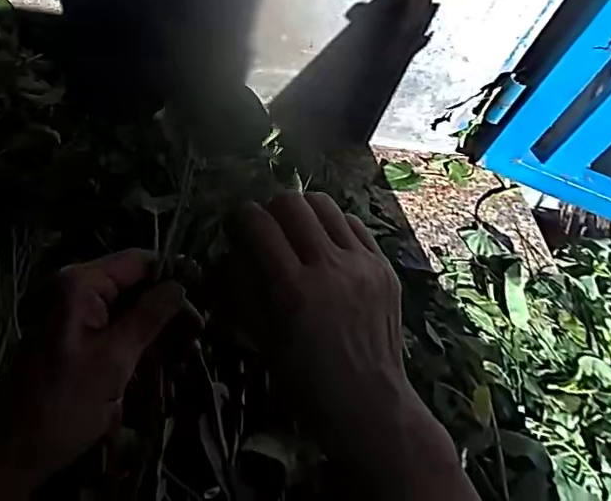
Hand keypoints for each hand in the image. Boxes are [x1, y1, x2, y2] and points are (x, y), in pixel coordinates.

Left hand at [0, 248, 188, 498]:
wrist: (11, 449)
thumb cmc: (62, 402)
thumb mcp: (113, 361)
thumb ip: (149, 317)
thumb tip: (180, 284)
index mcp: (82, 282)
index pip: (137, 260)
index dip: (171, 271)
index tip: (204, 288)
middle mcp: (77, 286)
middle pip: (134, 282)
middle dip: (166, 303)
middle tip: (198, 329)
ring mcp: (75, 310)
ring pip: (128, 305)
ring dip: (156, 325)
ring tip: (187, 346)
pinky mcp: (76, 334)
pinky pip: (115, 325)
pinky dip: (138, 338)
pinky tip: (161, 358)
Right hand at [224, 192, 474, 499]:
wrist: (373, 408)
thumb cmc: (307, 382)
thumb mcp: (261, 339)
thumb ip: (240, 288)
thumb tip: (226, 250)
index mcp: (295, 291)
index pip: (259, 225)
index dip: (241, 216)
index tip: (237, 224)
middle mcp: (330, 268)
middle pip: (291, 202)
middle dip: (271, 208)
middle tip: (267, 227)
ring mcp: (362, 264)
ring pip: (323, 204)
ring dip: (302, 211)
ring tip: (297, 232)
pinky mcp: (384, 265)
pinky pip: (352, 223)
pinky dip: (333, 227)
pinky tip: (326, 248)